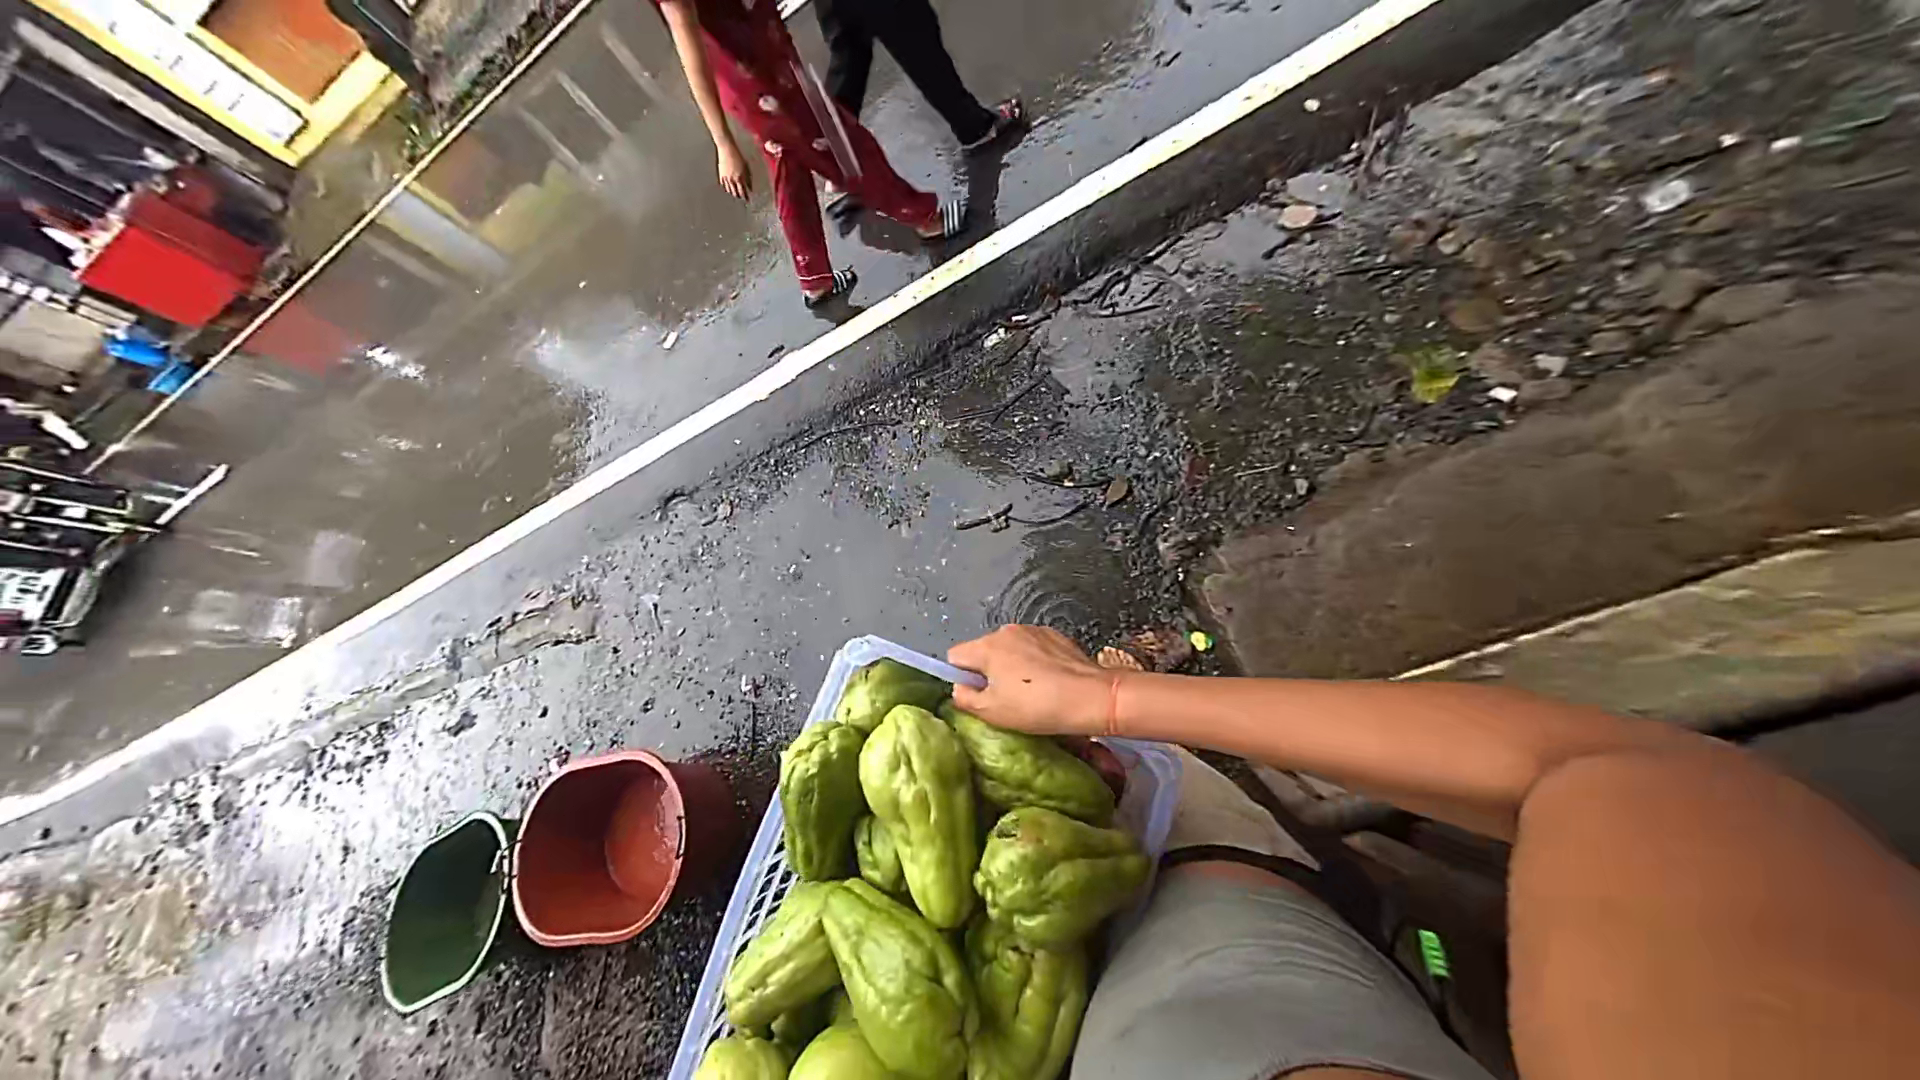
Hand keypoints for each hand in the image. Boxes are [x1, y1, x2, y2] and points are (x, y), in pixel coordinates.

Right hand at [717, 143, 751, 198]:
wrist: (726, 148)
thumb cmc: (738, 156)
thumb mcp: (746, 167)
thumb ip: (748, 179)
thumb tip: (750, 188)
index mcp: (740, 178)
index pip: (743, 191)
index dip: (746, 197)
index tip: (747, 201)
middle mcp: (732, 180)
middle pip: (735, 193)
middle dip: (739, 196)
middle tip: (741, 199)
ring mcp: (725, 178)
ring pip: (729, 190)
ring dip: (732, 193)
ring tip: (735, 195)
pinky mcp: (720, 175)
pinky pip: (723, 184)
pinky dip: (726, 187)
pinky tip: (728, 188)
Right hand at [948, 625, 1116, 735]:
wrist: (1091, 697)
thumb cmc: (1037, 706)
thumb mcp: (992, 712)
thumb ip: (965, 698)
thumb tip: (960, 688)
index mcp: (986, 646)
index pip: (955, 657)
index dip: (962, 679)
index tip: (979, 697)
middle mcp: (1007, 631)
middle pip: (983, 651)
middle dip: (988, 673)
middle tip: (1005, 700)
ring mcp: (1033, 630)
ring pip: (1009, 649)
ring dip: (1012, 667)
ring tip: (1031, 692)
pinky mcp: (1055, 635)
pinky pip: (1033, 648)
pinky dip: (1034, 663)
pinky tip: (1049, 682)